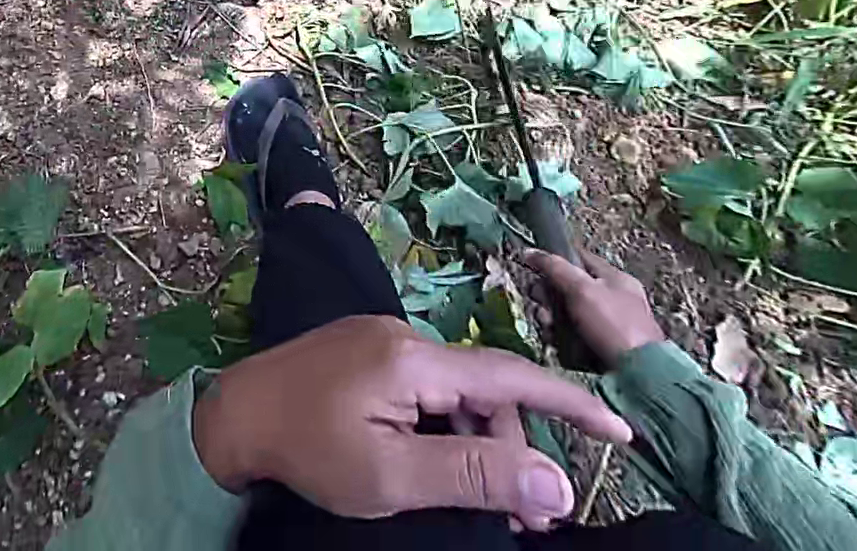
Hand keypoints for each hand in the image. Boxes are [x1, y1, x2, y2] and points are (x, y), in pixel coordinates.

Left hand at [192, 315, 631, 530]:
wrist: (236, 414)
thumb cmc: (310, 450)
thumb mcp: (393, 475)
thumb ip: (473, 476)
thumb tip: (556, 483)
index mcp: (414, 358)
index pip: (510, 375)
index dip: (569, 401)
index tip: (620, 429)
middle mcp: (405, 336)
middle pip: (482, 391)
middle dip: (508, 451)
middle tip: (521, 520)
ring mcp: (383, 339)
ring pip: (454, 391)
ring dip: (473, 442)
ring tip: (477, 501)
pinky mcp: (368, 349)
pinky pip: (424, 385)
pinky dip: (442, 424)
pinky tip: (434, 461)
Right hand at [524, 250, 666, 366]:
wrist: (641, 379)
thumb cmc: (613, 326)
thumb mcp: (581, 289)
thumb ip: (554, 267)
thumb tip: (528, 252)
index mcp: (616, 278)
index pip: (579, 257)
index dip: (555, 259)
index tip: (534, 268)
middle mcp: (613, 299)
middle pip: (569, 287)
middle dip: (548, 294)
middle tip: (540, 303)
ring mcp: (608, 325)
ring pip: (568, 312)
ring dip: (551, 317)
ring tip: (547, 325)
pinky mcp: (601, 348)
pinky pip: (573, 334)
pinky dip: (560, 336)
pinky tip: (553, 340)